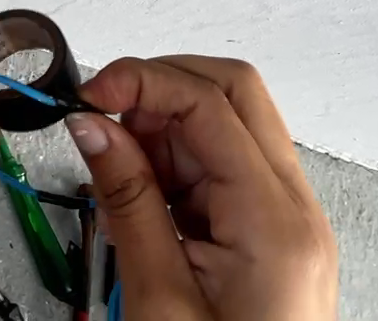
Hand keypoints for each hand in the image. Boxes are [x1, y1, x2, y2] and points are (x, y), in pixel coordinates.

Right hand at [66, 56, 337, 319]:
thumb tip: (89, 121)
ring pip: (221, 115)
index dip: (140, 80)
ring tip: (117, 168)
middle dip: (159, 83)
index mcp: (274, 222)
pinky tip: (139, 190)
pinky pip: (215, 155)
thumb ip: (125, 196)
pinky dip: (168, 153)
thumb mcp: (158, 296)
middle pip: (233, 89)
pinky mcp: (264, 223)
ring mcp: (282, 212)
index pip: (209, 102)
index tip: (86, 97)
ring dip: (159, 120)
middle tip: (106, 113)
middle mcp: (291, 205)